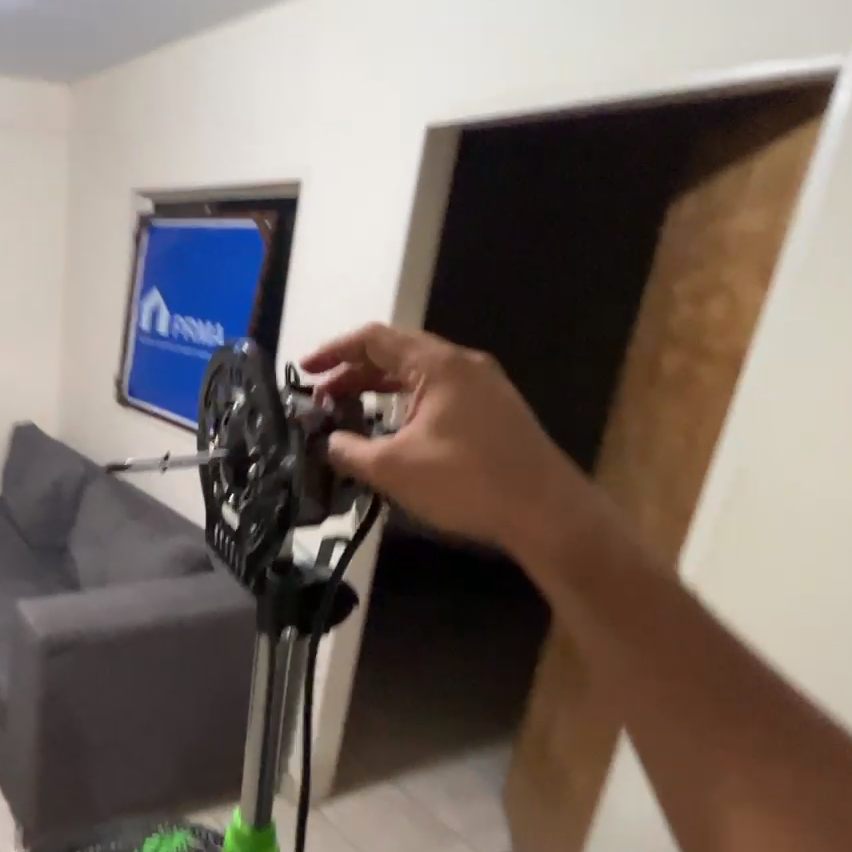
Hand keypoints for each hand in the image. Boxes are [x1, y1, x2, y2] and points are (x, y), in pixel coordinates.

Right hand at [302, 323, 604, 557]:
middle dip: (351, 374)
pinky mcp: (491, 412)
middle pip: (395, 354)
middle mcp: (462, 366)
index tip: (303, 372)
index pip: (374, 338)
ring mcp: (482, 388)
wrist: (548, 513)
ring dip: (375, 390)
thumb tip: (328, 442)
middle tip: (319, 400)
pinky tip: (387, 432)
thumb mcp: (393, 468)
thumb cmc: (466, 482)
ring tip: (345, 415)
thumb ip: (349, 450)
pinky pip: (434, 395)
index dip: (333, 351)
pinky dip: (400, 405)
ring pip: (415, 377)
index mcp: (438, 365)